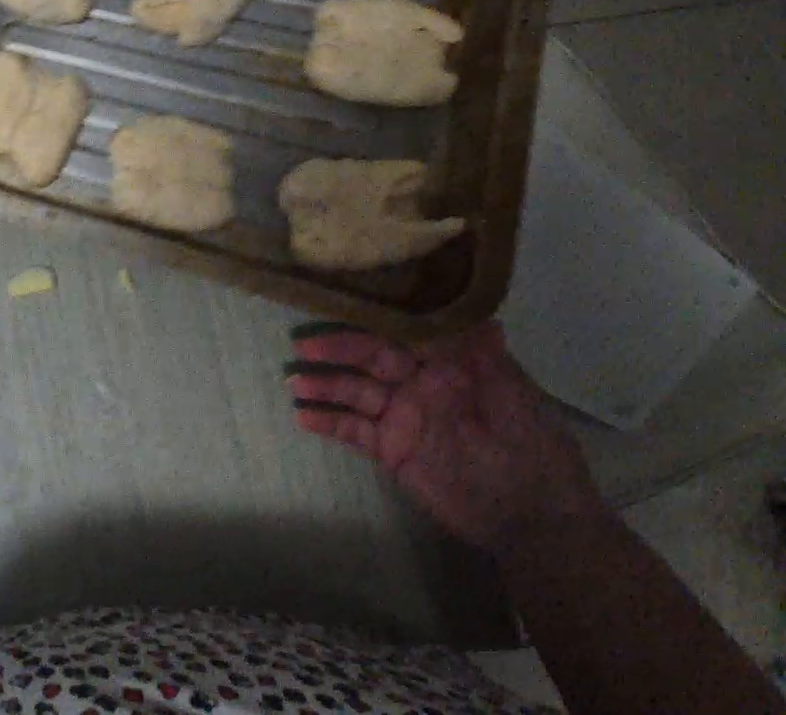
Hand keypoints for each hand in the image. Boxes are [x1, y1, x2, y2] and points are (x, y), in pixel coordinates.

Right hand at [286, 320, 604, 552]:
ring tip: (294, 383)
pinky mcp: (389, 448)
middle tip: (302, 347)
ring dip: (323, 385)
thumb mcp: (517, 403)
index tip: (341, 309)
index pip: (403, 335)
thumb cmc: (534, 454)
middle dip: (335, 351)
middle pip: (369, 360)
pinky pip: (351, 429)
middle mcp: (419, 386)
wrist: (535, 522)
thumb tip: (479, 317)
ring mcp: (401, 417)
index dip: (373, 322)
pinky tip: (302, 416)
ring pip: (354, 392)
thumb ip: (489, 362)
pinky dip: (326, 421)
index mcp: (450, 369)